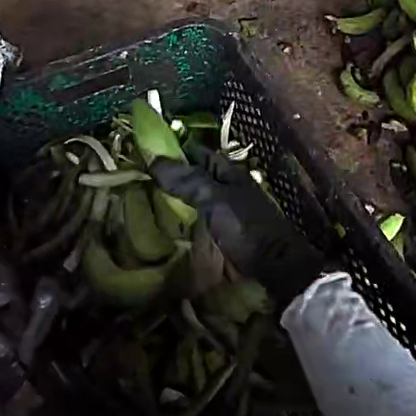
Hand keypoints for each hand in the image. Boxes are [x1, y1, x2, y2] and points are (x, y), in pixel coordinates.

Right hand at [152, 146, 329, 305]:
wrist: (273, 264)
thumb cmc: (245, 226)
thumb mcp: (214, 199)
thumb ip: (188, 180)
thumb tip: (154, 159)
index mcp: (230, 173)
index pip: (198, 154)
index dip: (176, 151)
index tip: (147, 153)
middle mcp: (229, 188)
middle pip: (197, 177)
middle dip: (173, 178)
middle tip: (141, 179)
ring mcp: (229, 211)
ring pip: (197, 199)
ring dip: (177, 200)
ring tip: (147, 201)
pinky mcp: (226, 234)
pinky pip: (200, 221)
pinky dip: (184, 221)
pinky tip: (168, 226)